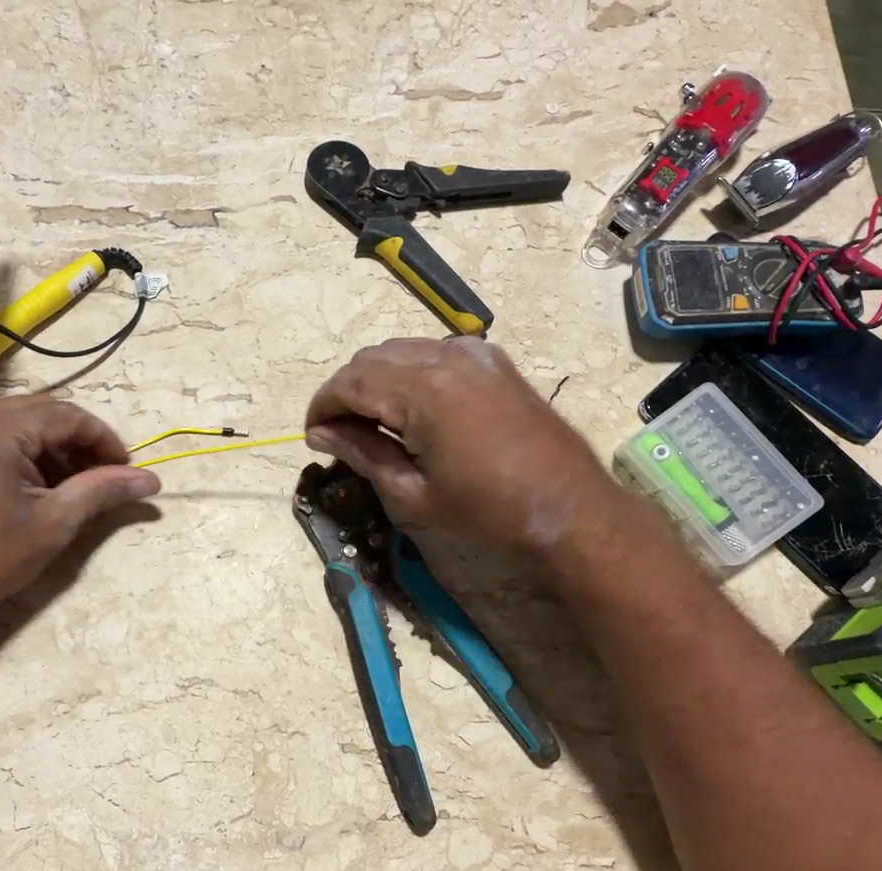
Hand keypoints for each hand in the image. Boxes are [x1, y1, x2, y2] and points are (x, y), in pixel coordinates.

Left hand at [0, 397, 158, 621]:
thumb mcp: (55, 522)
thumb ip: (102, 490)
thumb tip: (152, 481)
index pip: (66, 415)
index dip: (103, 439)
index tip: (127, 469)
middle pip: (43, 413)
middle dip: (79, 443)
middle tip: (106, 477)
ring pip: (21, 423)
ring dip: (54, 448)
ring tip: (77, 486)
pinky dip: (26, 453)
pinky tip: (43, 485)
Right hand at [305, 337, 620, 557]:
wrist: (567, 505)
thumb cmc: (488, 510)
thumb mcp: (414, 494)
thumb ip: (363, 453)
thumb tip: (321, 434)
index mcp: (423, 390)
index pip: (350, 382)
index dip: (322, 407)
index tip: (313, 437)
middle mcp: (445, 357)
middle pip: (370, 359)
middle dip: (344, 393)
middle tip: (338, 435)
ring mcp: (472, 352)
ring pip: (399, 350)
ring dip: (374, 381)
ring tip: (371, 425)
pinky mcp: (491, 359)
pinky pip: (431, 352)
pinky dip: (407, 373)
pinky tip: (410, 410)